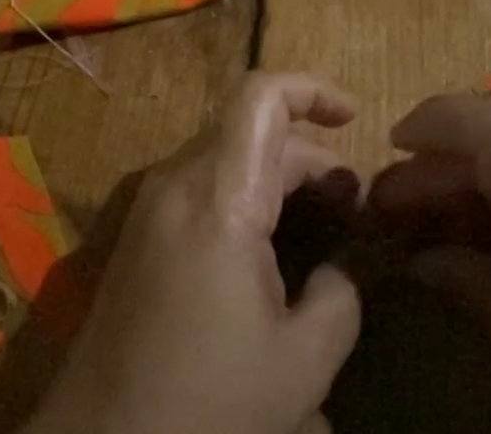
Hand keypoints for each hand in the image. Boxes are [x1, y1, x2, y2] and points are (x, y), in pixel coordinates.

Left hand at [25, 73, 362, 433]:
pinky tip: (268, 248)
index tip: (355, 118)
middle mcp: (176, 185)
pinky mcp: (136, 237)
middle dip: (309, 152)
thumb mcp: (301, 362)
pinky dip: (242, 195)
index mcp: (218, 198)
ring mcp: (148, 208)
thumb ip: (341, 296)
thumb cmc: (207, 403)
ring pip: (223, 157)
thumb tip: (343, 266)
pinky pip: (197, 188)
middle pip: (249, 130)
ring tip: (321, 224)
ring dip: (276, 174)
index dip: (312, 89)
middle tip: (352, 208)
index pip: (261, 97)